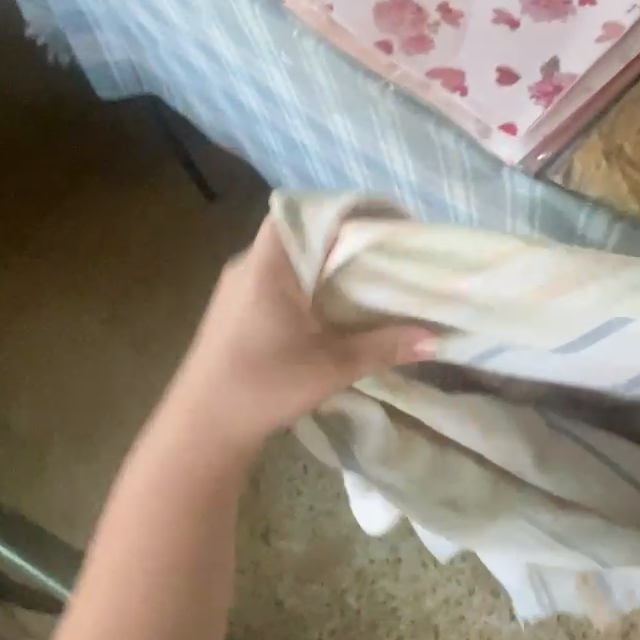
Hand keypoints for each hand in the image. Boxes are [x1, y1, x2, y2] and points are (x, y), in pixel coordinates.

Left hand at [163, 217, 434, 453]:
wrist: (203, 428)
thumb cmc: (263, 386)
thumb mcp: (332, 367)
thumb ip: (385, 347)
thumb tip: (437, 339)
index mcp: (267, 267)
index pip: (302, 213)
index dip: (343, 210)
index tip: (383, 224)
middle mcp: (250, 268)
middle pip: (303, 237)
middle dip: (348, 242)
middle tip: (392, 255)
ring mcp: (241, 290)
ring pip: (294, 262)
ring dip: (332, 268)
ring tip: (375, 280)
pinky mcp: (241, 312)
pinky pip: (284, 283)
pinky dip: (316, 287)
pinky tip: (341, 311)